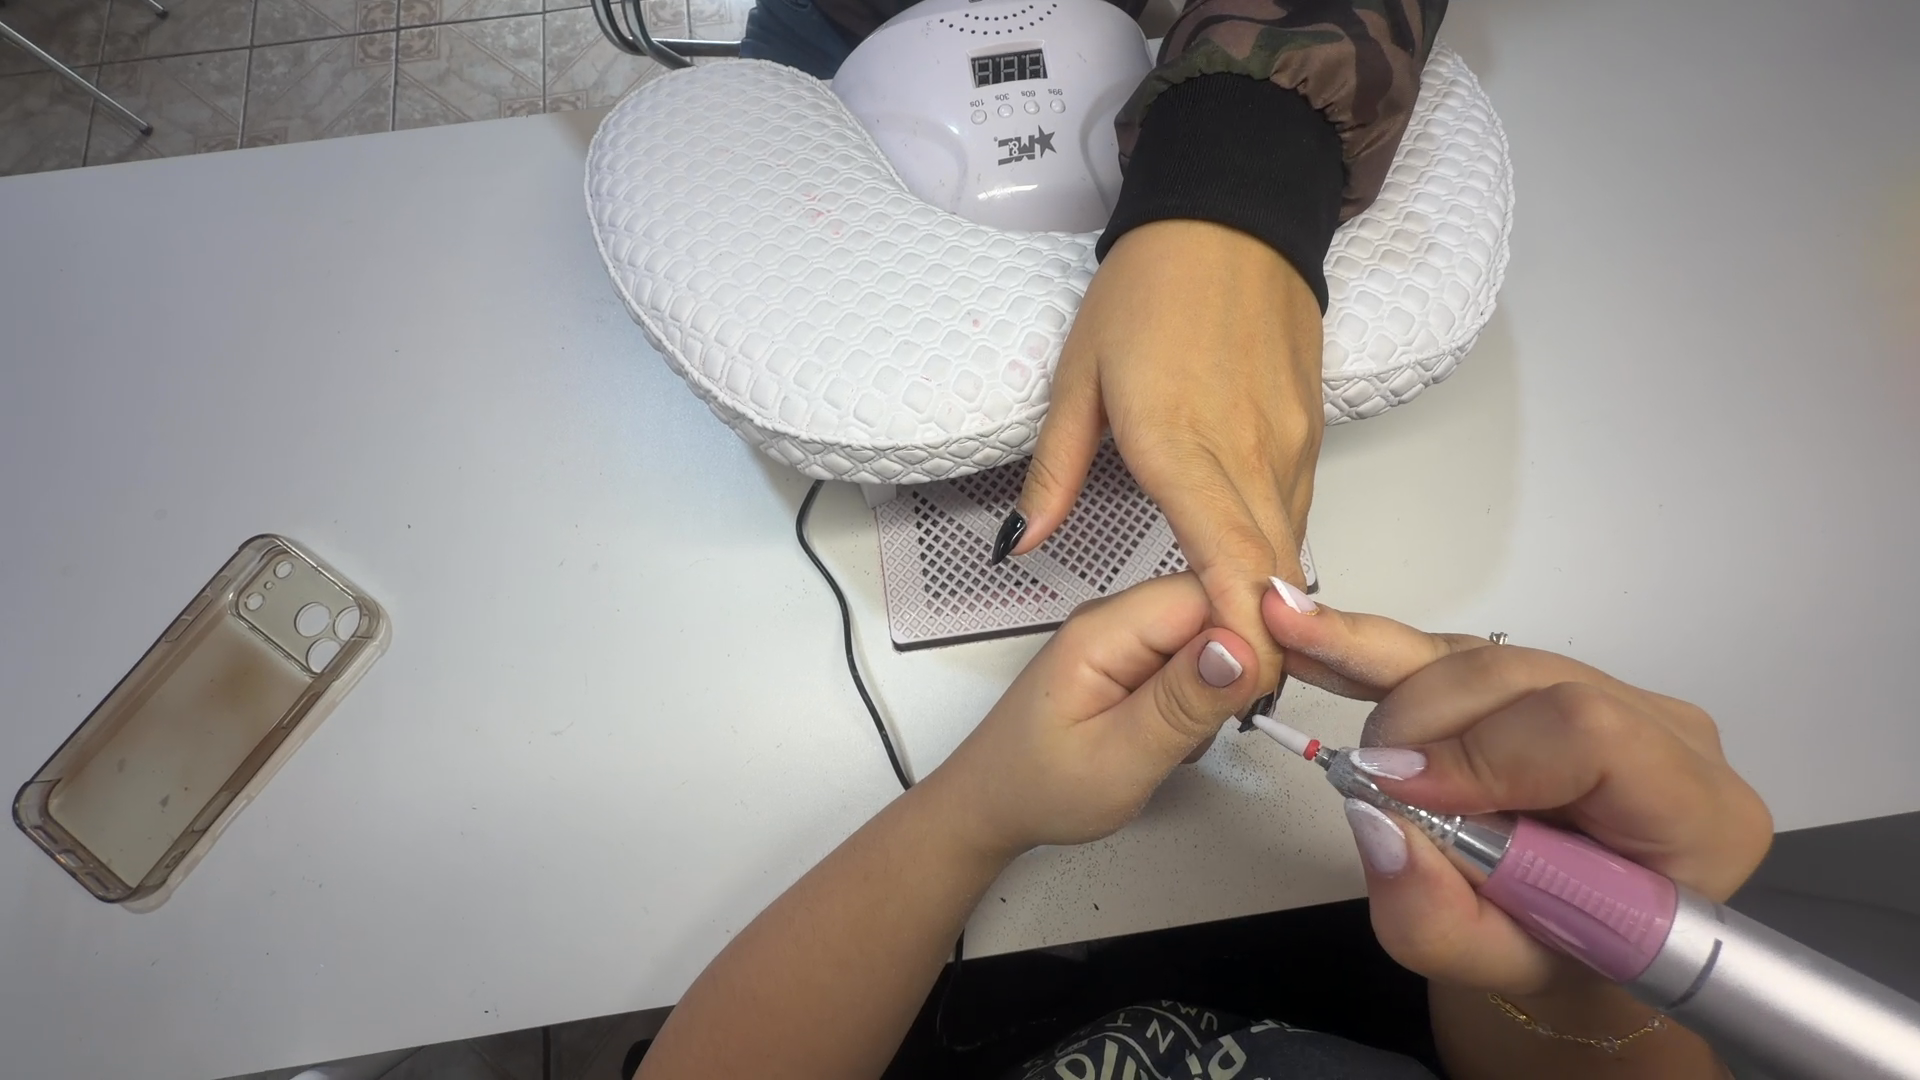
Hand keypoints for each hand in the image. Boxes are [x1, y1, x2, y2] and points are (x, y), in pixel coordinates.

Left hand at [923, 573, 1256, 858]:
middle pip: (1211, 605)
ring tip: (1180, 738)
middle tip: (1218, 723)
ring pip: (1207, 636)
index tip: (1262, 689)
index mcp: (1103, 629)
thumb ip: (1182, 704)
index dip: (1250, 630)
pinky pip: (1189, 661)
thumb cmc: (1039, 786)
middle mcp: (1114, 619)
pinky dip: (1199, 700)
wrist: (994, 802)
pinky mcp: (1129, 661)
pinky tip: (1172, 735)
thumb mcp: (1119, 759)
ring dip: (1217, 688)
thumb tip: (1245, 648)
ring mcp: (1122, 639)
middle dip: (1238, 663)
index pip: (1204, 589)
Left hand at [1000, 220, 1325, 705]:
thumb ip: (1053, 474)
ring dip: (1271, 601)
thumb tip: (1023, 542)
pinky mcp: (1311, 430)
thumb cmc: (1142, 296)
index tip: (1235, 686)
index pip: (1225, 559)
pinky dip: (1280, 552)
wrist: (1230, 218)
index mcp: (1181, 446)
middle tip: (1237, 694)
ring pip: (1291, 544)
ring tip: (1245, 649)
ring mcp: (1290, 442)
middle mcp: (1250, 454)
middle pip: (1270, 570)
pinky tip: (1256, 575)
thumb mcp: (1075, 379)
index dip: (1238, 630)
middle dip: (1261, 638)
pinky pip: (1299, 509)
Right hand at [1260, 585, 1774, 997]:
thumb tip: (1373, 816)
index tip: (1396, 790)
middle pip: (1510, 675)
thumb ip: (1432, 915)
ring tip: (1347, 743)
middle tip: (1366, 780)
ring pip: (1461, 652)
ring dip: (1384, 692)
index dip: (1480, 752)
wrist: (1551, 922)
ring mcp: (1582, 684)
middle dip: (1415, 724)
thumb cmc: (1540, 947)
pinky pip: (1427, 644)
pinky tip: (1292, 621)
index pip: (1585, 732)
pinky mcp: (1512, 670)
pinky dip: (1352, 642)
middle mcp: (1651, 726)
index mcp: (1689, 808)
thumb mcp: (1488, 964)